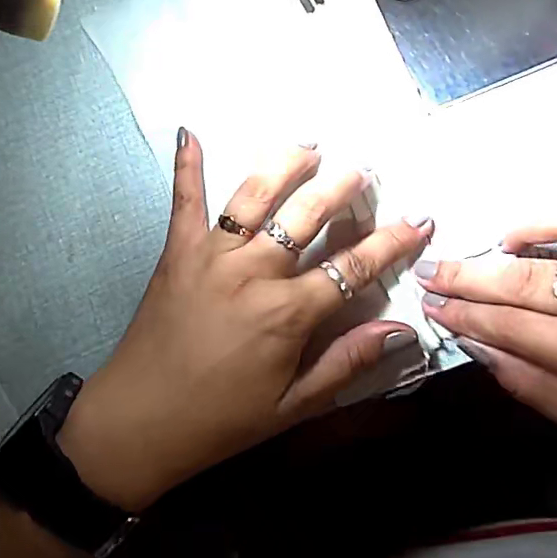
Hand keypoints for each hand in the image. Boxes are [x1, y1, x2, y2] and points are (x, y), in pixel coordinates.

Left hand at [56, 131, 431, 511]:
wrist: (137, 424)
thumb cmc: (221, 420)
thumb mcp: (294, 406)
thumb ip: (348, 362)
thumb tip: (401, 330)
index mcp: (287, 312)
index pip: (353, 267)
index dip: (392, 242)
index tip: (419, 221)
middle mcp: (252, 272)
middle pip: (307, 215)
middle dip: (341, 188)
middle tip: (363, 171)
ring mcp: (211, 256)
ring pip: (254, 196)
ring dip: (285, 166)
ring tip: (309, 147)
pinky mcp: (176, 253)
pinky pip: (184, 202)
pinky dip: (187, 167)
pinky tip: (190, 133)